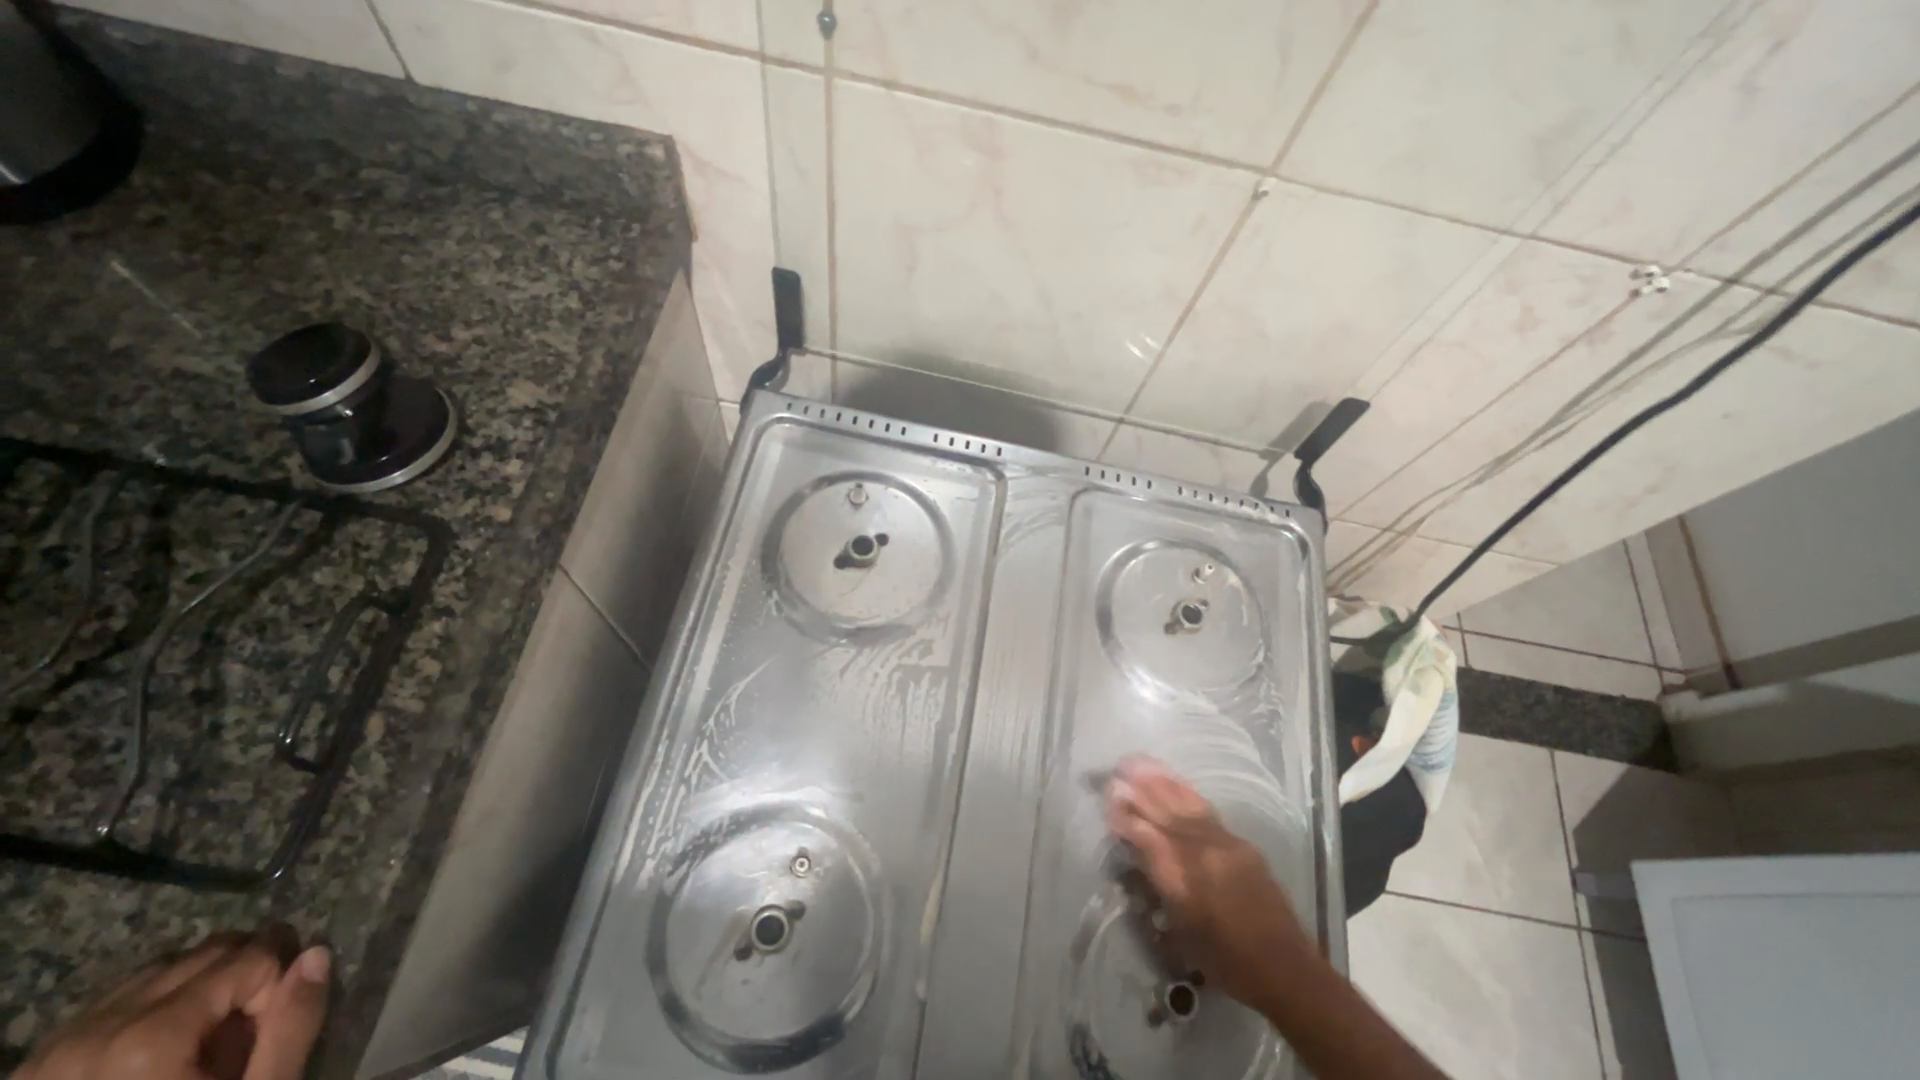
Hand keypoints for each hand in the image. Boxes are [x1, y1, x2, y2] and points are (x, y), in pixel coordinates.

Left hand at [16, 929, 330, 1079]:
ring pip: (159, 969)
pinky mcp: (37, 1062)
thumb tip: (315, 954)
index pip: (250, 958)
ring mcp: (57, 1045)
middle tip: (254, 1027)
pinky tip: (164, 1050)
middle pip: (204, 954)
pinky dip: (153, 1005)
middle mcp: (98, 1027)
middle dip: (244, 976)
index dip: (276, 989)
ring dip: (200, 986)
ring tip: (210, 1040)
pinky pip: (113, 1000)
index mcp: (153, 1037)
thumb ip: (291, 1028)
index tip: (268, 1038)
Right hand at [1104, 757, 1316, 1010]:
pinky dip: (1186, 794)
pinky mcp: (1241, 845)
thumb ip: (1162, 885)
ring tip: (1140, 763)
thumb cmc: (1227, 961)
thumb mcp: (1183, 931)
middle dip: (1141, 790)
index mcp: (1187, 879)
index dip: (1127, 816)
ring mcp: (1226, 845)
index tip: (1108, 795)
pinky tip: (1175, 784)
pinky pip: (1206, 811)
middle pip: (1167, 814)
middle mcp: (1205, 854)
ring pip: (1187, 806)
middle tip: (1118, 767)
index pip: (1149, 838)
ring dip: (1162, 783)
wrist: (1286, 968)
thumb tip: (1140, 851)